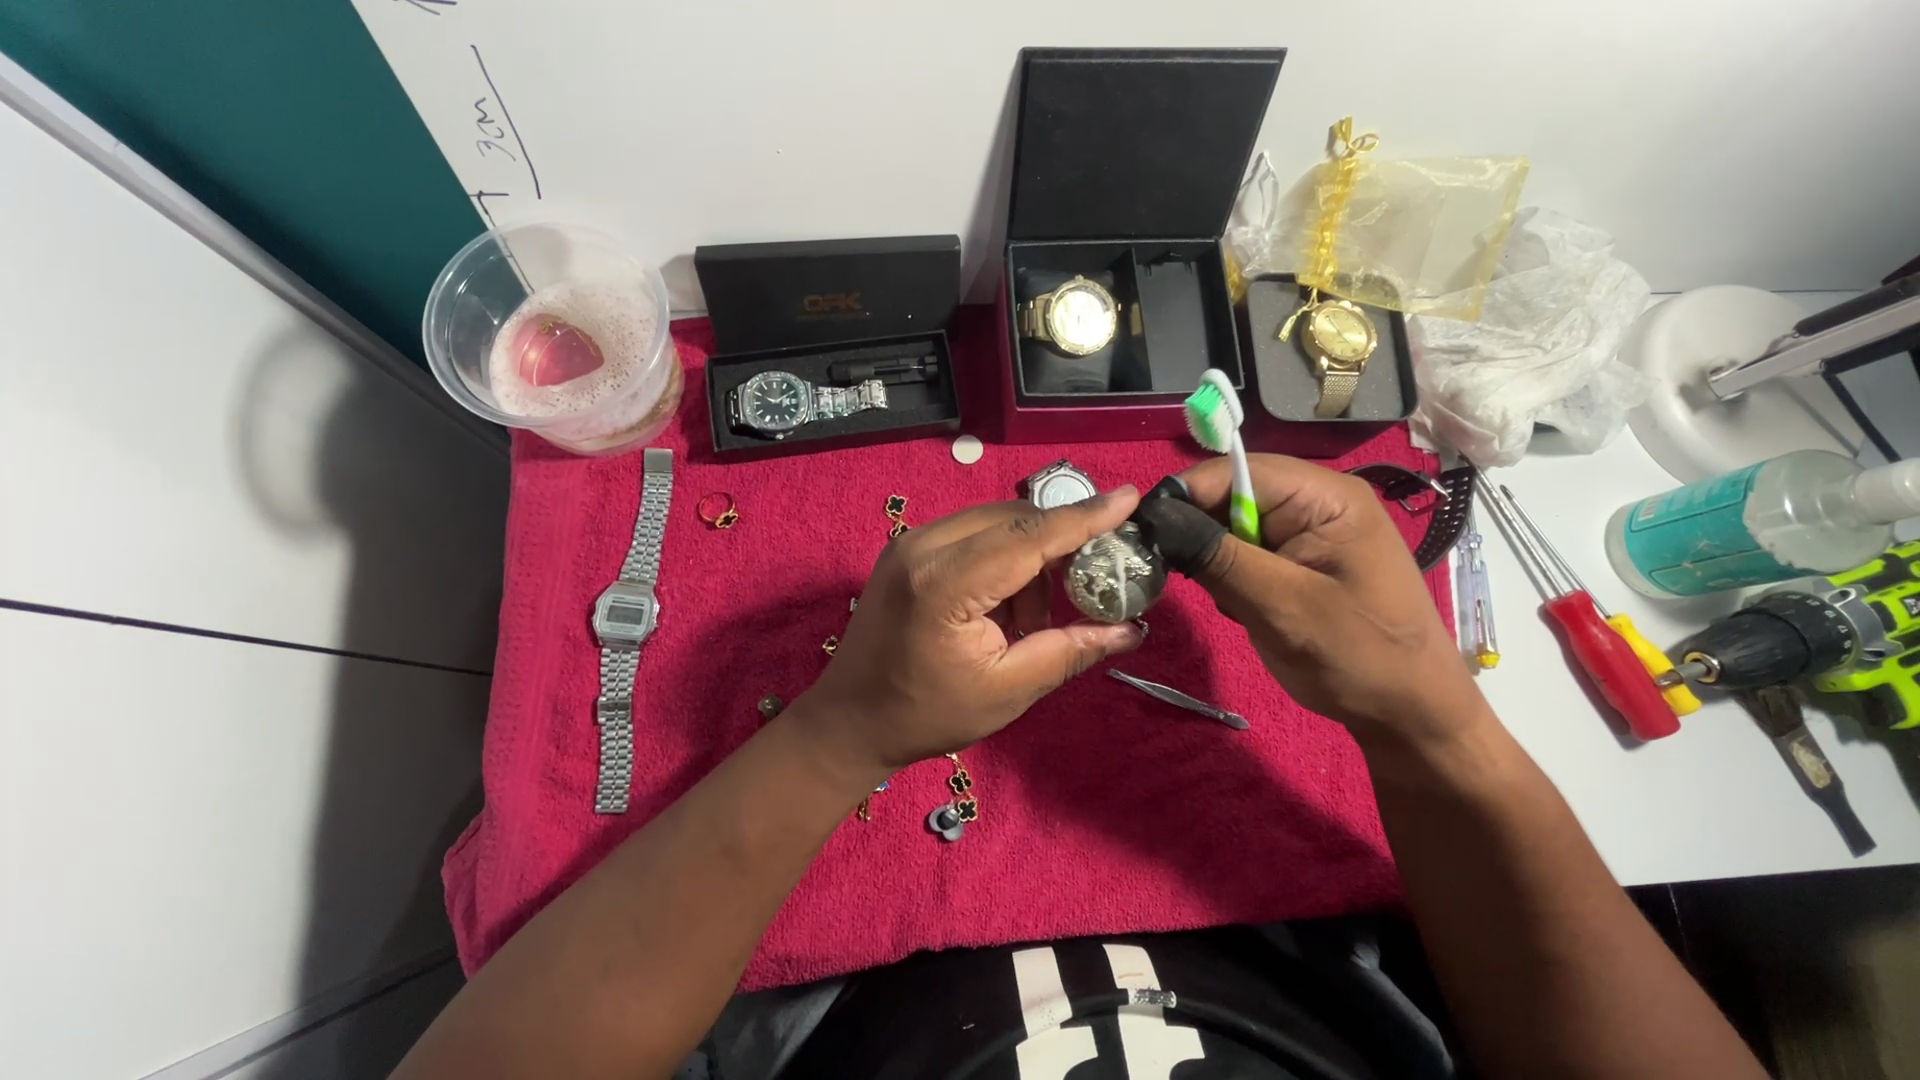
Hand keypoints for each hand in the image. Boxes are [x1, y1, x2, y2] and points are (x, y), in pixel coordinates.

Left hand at [798, 490, 1147, 776]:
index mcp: (944, 583)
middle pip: (1014, 520)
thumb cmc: (927, 714)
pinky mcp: (907, 549)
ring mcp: (910, 542)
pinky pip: (972, 535)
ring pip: (994, 524)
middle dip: (1059, 546)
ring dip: (1028, 559)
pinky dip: (1001, 561)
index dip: (1085, 517)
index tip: (1132, 497)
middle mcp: (923, 546)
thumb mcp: (1007, 690)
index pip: (1029, 536)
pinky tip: (1003, 610)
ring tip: (1031, 623)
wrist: (850, 720)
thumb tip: (1132, 628)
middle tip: (1092, 584)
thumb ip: (1070, 650)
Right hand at [1178, 455, 1484, 749]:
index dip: (1185, 495)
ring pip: (1232, 527)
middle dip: (1202, 535)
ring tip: (1234, 603)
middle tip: (1189, 579)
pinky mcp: (1299, 561)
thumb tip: (1155, 518)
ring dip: (1217, 563)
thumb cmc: (1358, 656)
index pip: (1237, 470)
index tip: (1145, 534)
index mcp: (1326, 497)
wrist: (1409, 714)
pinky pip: (1246, 554)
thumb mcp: (1281, 605)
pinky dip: (1232, 580)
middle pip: (1231, 494)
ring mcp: (1309, 532)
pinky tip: (1246, 610)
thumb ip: (1217, 556)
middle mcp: (1316, 502)